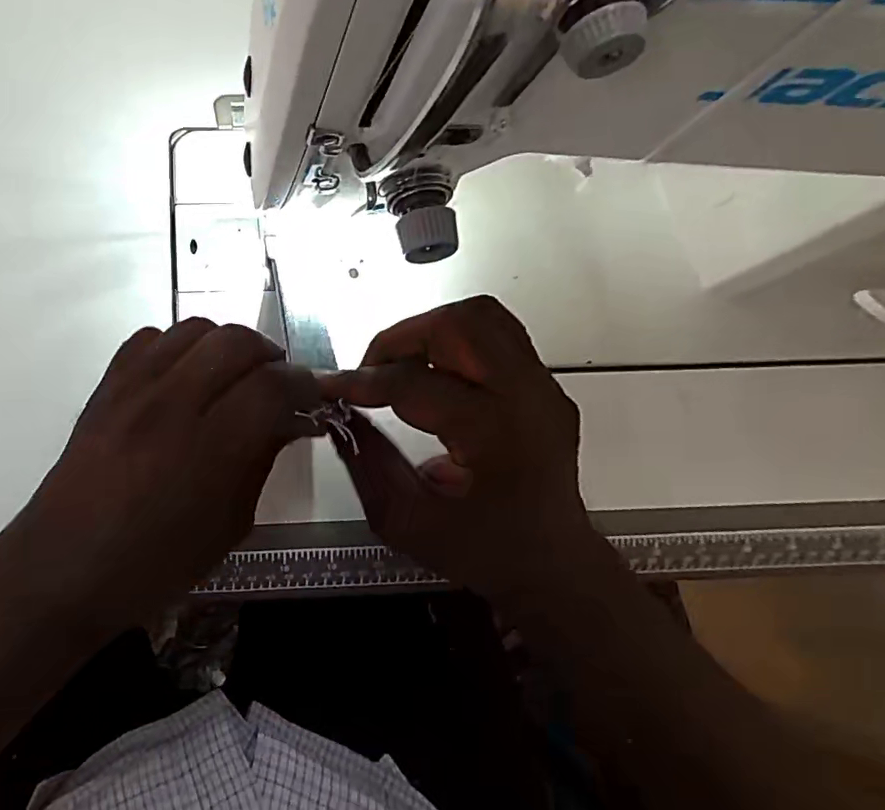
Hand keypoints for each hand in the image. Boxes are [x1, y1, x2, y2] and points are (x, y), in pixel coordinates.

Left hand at [0, 318, 320, 635]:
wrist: (66, 562)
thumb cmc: (153, 564)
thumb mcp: (228, 524)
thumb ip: (261, 460)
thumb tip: (288, 419)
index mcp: (208, 448)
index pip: (272, 384)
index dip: (304, 384)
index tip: (313, 396)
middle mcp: (169, 403)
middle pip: (234, 341)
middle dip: (269, 355)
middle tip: (277, 383)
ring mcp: (132, 388)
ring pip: (192, 329)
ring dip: (224, 345)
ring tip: (232, 375)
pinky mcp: (105, 385)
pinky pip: (148, 339)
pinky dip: (177, 347)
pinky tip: (183, 376)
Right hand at [319, 295, 594, 598]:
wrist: (555, 567)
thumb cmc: (485, 552)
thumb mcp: (405, 521)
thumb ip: (365, 462)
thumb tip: (339, 416)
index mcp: (498, 437)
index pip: (415, 382)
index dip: (361, 382)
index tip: (329, 387)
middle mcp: (528, 400)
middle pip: (459, 325)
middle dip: (400, 339)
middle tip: (372, 372)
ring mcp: (542, 387)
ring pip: (479, 317)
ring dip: (426, 333)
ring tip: (399, 369)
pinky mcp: (540, 384)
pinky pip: (490, 335)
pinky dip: (448, 342)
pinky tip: (427, 375)